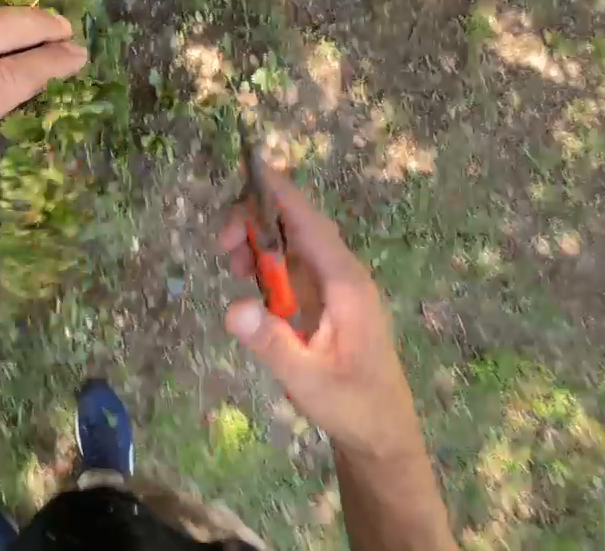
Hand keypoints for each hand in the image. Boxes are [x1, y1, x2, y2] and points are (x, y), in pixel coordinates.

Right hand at [216, 161, 426, 461]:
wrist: (382, 437)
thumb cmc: (352, 406)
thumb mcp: (308, 379)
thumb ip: (272, 342)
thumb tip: (231, 306)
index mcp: (345, 282)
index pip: (309, 221)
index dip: (279, 191)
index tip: (249, 167)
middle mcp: (340, 274)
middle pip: (296, 223)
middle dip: (255, 220)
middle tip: (222, 246)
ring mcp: (332, 285)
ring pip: (291, 241)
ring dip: (257, 240)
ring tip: (229, 263)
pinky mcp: (323, 299)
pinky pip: (290, 262)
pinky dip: (264, 260)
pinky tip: (245, 277)